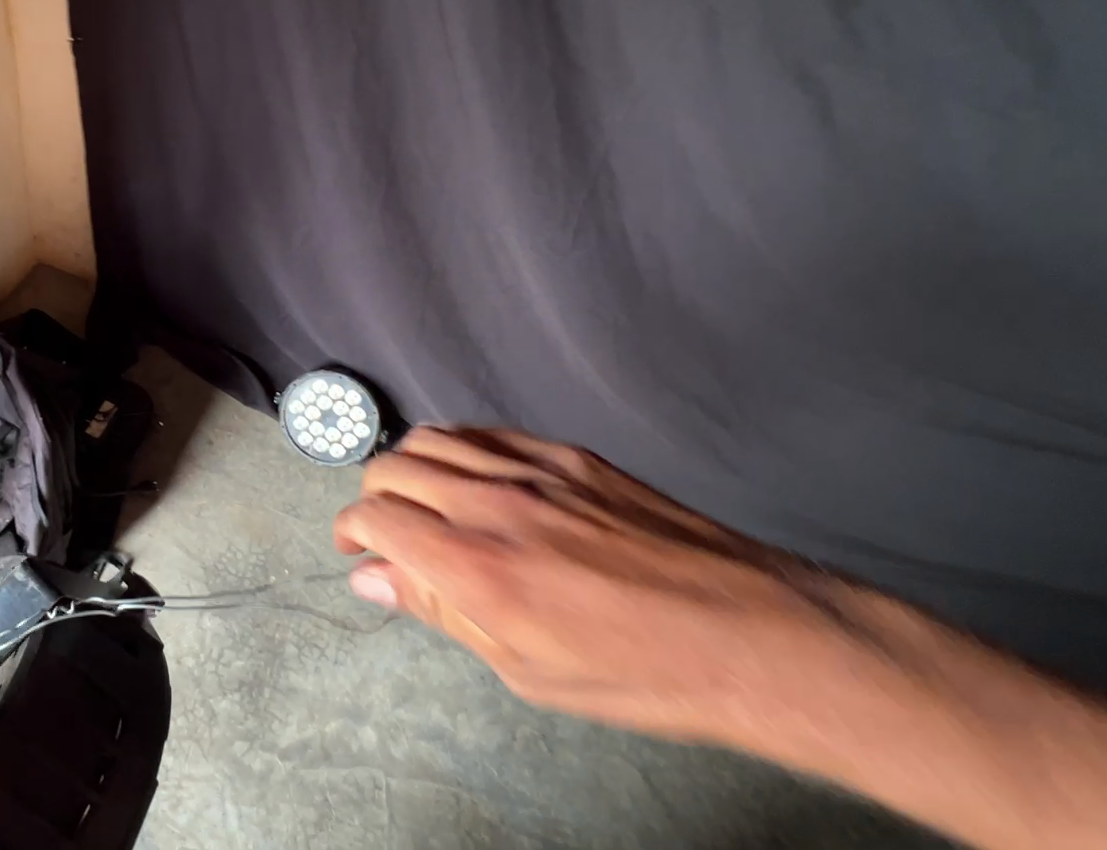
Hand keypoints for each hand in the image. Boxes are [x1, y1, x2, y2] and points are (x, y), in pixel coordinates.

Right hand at [336, 426, 1106, 849]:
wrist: (756, 636)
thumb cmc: (638, 674)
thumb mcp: (523, 667)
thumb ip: (438, 609)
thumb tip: (371, 578)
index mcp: (477, 567)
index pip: (374, 518)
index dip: (350, 533)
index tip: (356, 552)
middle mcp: (494, 503)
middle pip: (391, 467)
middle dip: (372, 499)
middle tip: (385, 534)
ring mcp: (535, 468)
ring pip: (432, 436)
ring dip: (409, 467)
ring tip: (424, 502)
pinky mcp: (570, 453)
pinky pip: (487, 433)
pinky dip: (458, 450)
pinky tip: (474, 481)